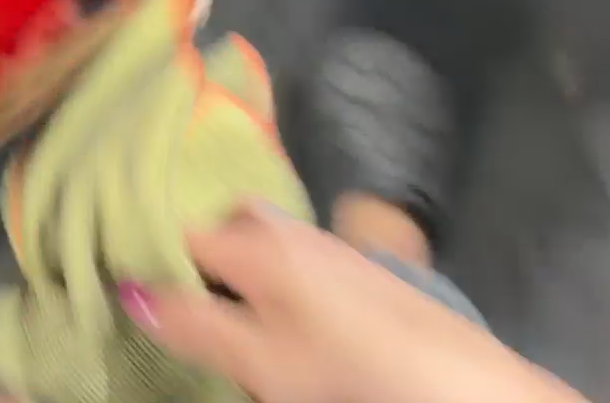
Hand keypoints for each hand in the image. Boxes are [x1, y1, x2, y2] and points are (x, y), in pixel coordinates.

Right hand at [118, 201, 585, 402]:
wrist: (486, 400)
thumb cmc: (354, 375)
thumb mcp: (261, 361)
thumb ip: (189, 321)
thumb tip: (123, 288)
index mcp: (251, 236)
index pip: (172, 229)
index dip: (144, 252)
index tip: (128, 280)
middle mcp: (283, 225)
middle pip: (213, 226)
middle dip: (192, 258)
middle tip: (182, 302)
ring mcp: (325, 244)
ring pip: (253, 241)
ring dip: (232, 270)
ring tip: (230, 316)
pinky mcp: (360, 271)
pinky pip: (288, 258)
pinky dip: (268, 278)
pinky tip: (284, 317)